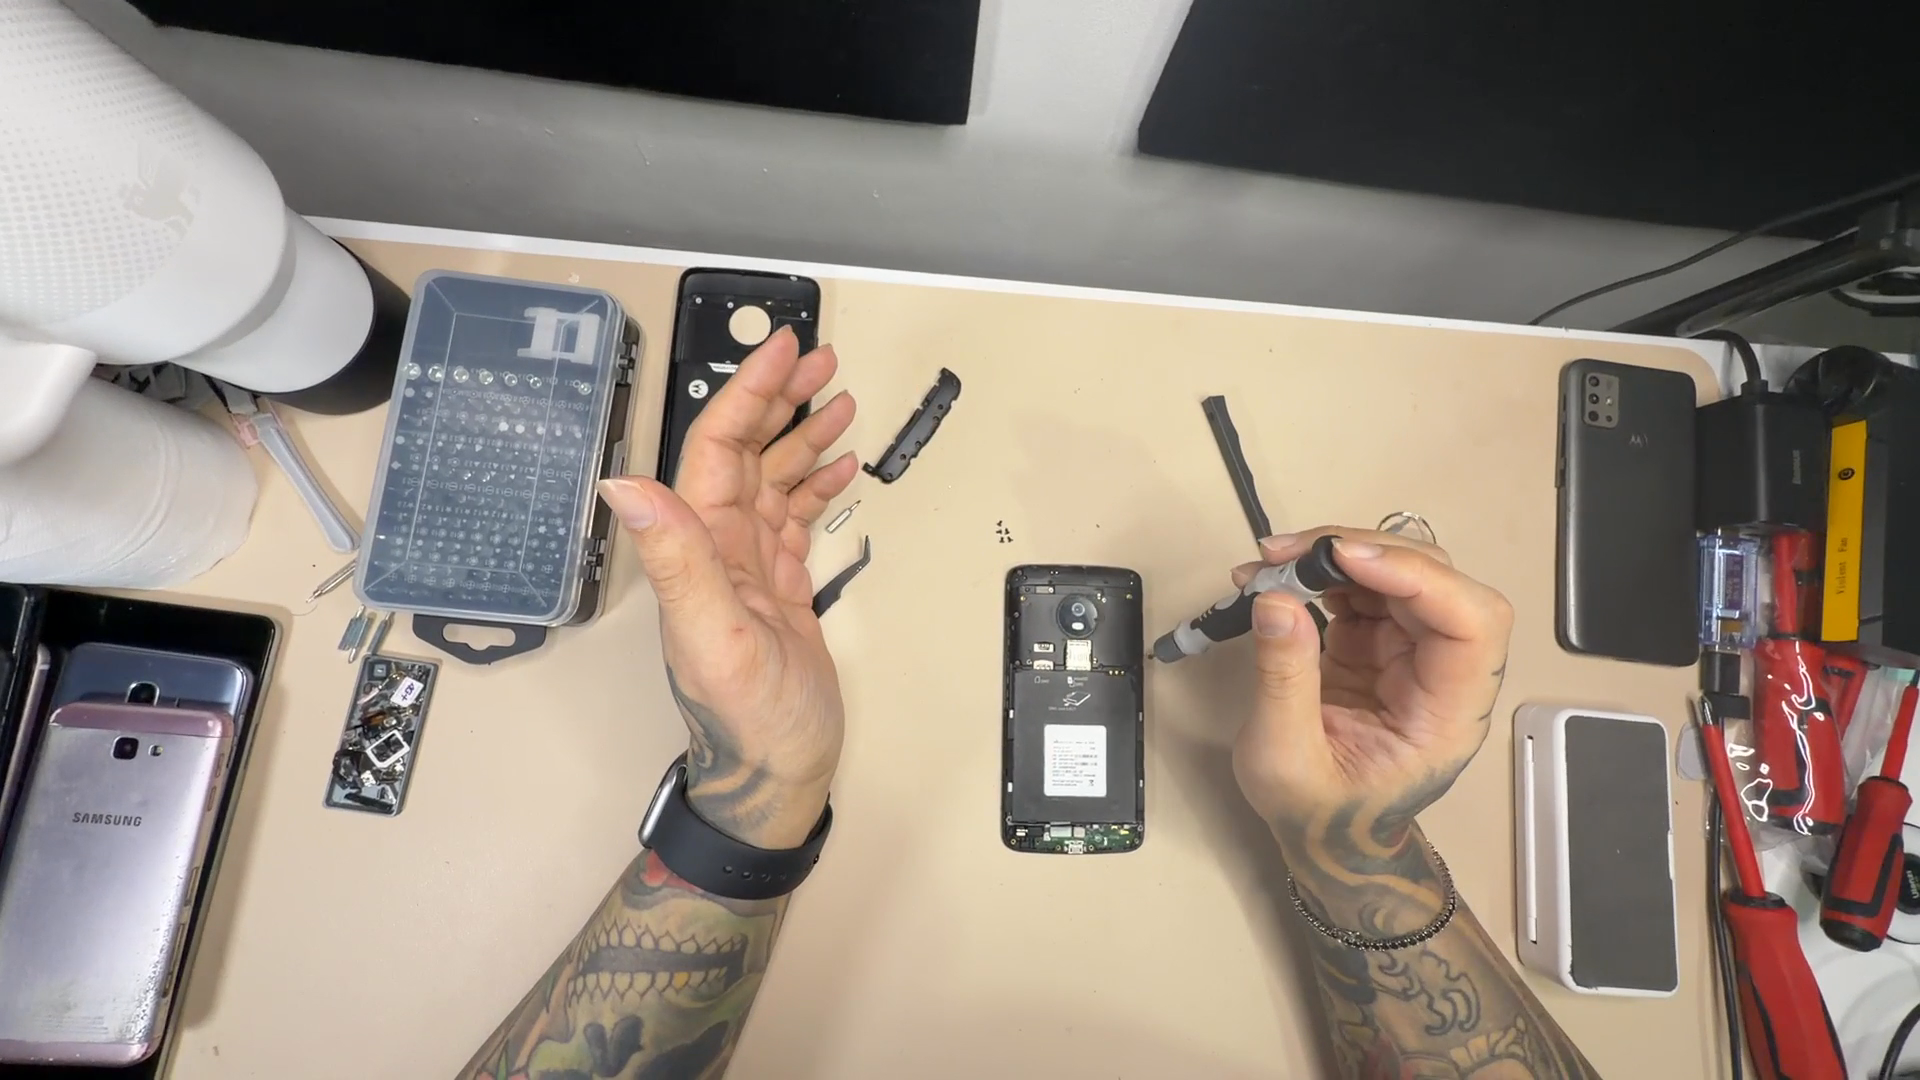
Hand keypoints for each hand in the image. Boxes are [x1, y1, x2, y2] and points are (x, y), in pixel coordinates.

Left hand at [597, 326, 858, 847]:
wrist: (779, 768)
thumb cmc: (752, 716)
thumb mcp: (716, 638)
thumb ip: (678, 561)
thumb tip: (626, 483)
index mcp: (699, 547)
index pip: (721, 449)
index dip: (750, 394)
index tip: (784, 354)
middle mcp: (719, 546)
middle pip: (748, 452)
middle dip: (783, 401)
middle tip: (822, 362)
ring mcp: (751, 563)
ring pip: (775, 479)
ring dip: (805, 437)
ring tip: (841, 403)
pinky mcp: (780, 582)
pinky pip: (795, 516)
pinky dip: (816, 485)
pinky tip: (838, 465)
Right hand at [1228, 528, 1511, 924]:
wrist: (1324, 835)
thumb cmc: (1316, 813)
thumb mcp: (1285, 755)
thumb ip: (1283, 678)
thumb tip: (1274, 598)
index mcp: (1446, 713)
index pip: (1469, 624)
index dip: (1416, 578)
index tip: (1340, 557)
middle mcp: (1441, 673)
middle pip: (1433, 583)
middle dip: (1361, 552)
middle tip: (1284, 553)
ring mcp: (1408, 654)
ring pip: (1394, 575)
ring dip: (1332, 555)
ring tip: (1266, 562)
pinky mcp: (1373, 645)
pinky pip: (1358, 589)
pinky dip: (1315, 573)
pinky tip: (1272, 577)